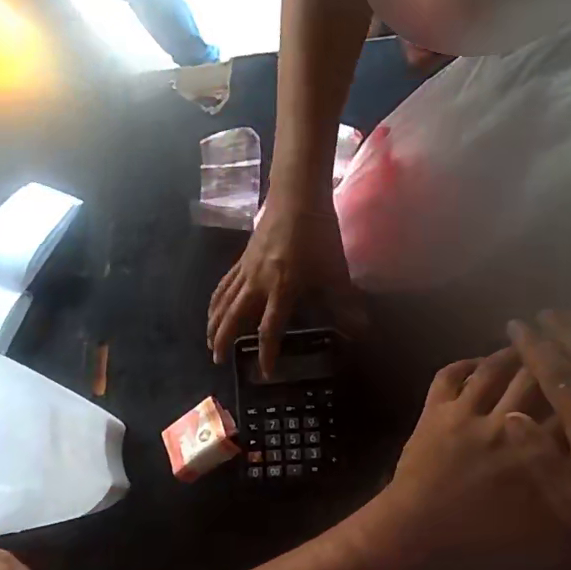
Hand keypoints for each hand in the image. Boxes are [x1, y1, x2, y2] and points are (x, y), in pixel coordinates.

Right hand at [207, 194, 364, 378]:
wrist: (297, 196)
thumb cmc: (319, 235)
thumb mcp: (335, 272)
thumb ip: (345, 304)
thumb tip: (361, 331)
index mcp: (282, 288)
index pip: (269, 328)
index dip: (266, 353)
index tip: (264, 373)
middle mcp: (258, 282)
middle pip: (233, 316)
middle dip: (224, 339)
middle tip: (217, 360)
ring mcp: (247, 269)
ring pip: (223, 300)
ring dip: (214, 322)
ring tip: (209, 340)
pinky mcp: (243, 258)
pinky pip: (224, 283)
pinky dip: (216, 299)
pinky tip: (215, 307)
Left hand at [380, 348, 551, 552]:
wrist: (418, 526)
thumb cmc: (477, 531)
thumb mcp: (534, 526)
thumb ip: (565, 499)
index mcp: (530, 454)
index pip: (565, 412)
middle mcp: (501, 425)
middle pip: (532, 379)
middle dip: (550, 358)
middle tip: (562, 347)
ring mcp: (464, 414)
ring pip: (492, 369)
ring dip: (510, 353)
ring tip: (525, 343)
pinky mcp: (434, 410)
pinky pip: (449, 375)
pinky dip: (464, 363)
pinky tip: (477, 361)